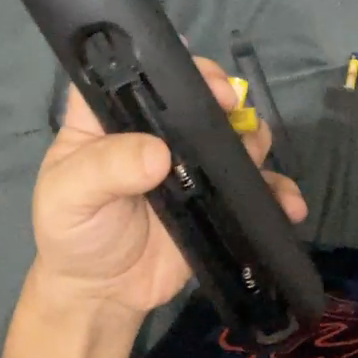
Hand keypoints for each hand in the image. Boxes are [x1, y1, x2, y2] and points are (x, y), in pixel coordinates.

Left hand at [31, 55, 308, 316]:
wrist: (101, 295)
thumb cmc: (72, 234)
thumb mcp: (69, 197)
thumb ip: (106, 170)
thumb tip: (159, 154)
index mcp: (112, 118)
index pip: (137, 70)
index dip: (167, 62)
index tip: (197, 75)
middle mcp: (156, 132)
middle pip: (196, 95)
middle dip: (222, 95)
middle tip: (230, 109)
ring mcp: (191, 165)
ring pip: (233, 134)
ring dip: (253, 138)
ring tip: (253, 158)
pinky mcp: (217, 201)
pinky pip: (255, 189)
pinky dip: (277, 191)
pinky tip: (287, 205)